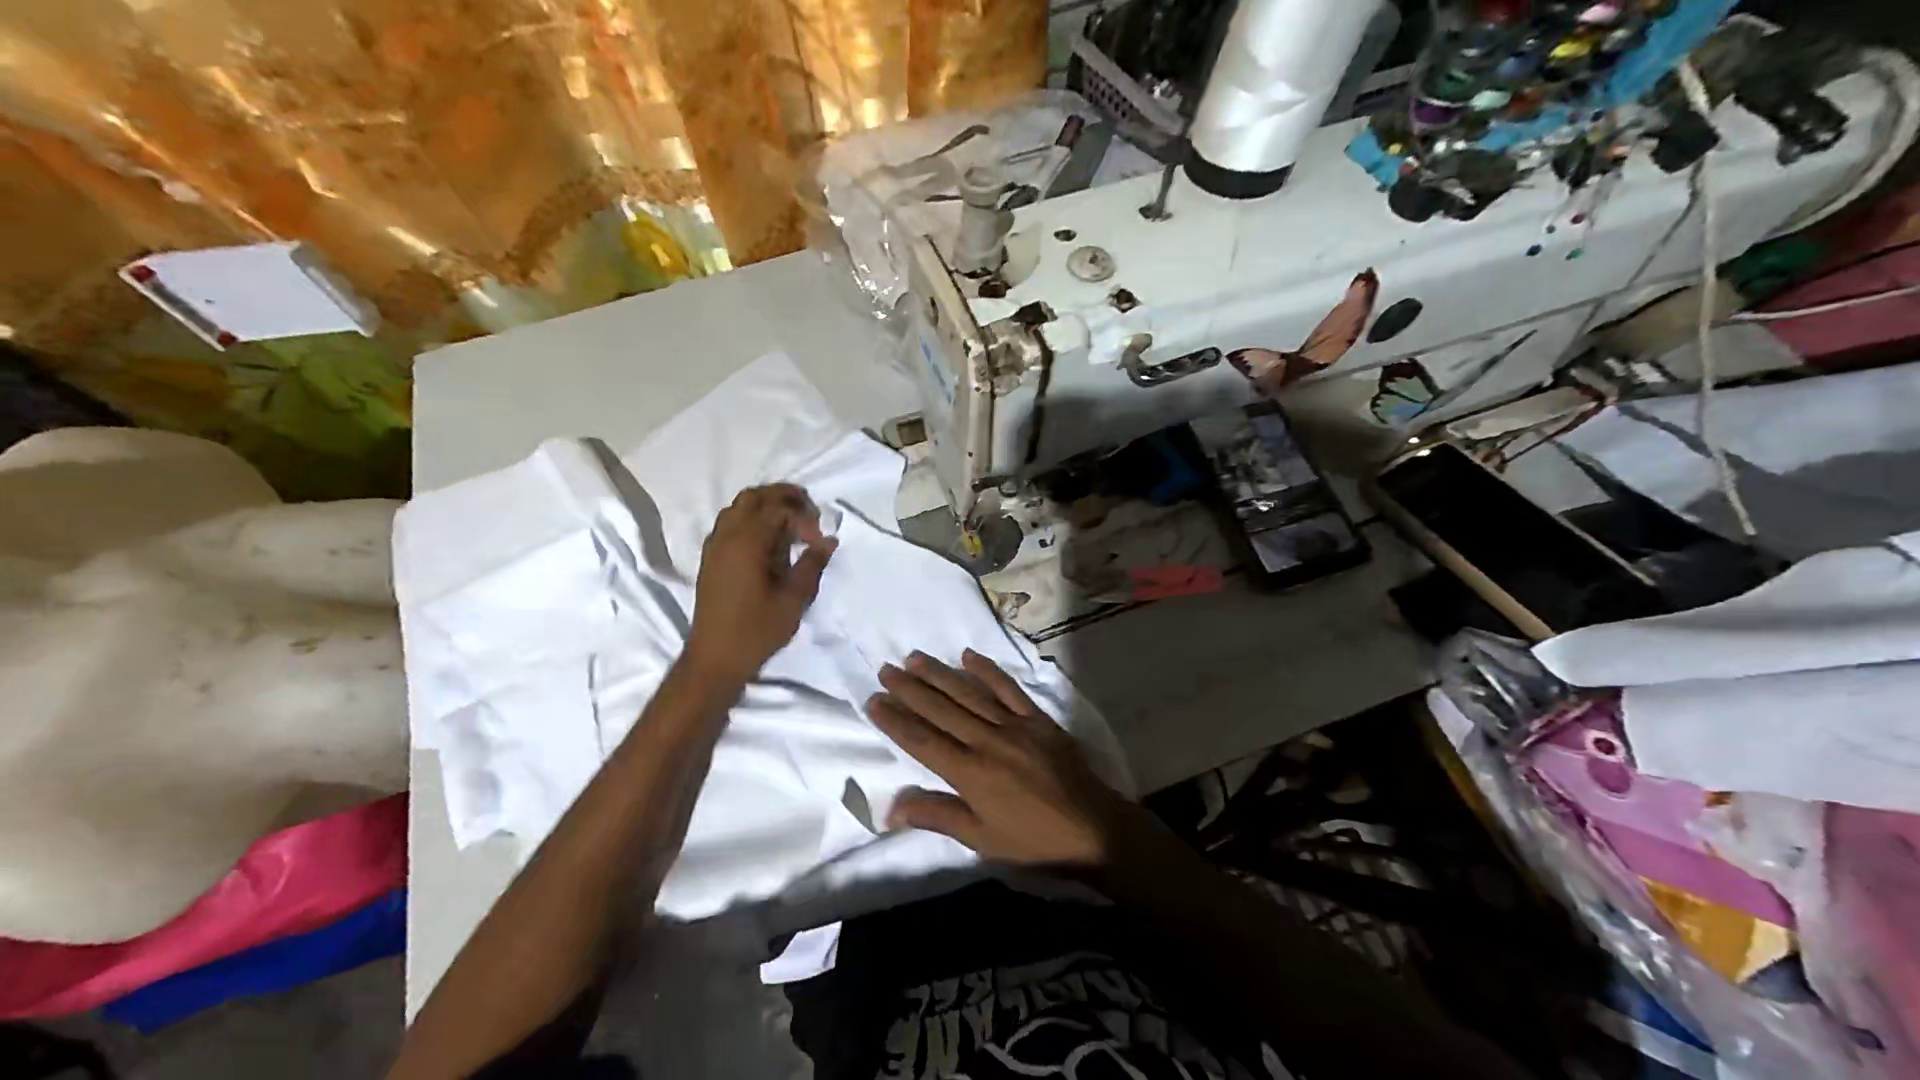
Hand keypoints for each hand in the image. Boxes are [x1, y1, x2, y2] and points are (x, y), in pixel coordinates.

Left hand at [683, 484, 834, 685]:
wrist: (714, 658)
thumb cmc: (756, 630)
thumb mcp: (793, 599)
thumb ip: (811, 565)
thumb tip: (827, 541)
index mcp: (746, 542)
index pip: (778, 510)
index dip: (804, 519)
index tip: (819, 542)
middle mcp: (726, 536)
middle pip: (754, 497)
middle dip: (784, 497)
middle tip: (810, 513)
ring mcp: (714, 546)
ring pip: (739, 507)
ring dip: (766, 507)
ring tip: (792, 525)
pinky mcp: (711, 559)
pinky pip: (730, 523)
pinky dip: (752, 521)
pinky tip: (769, 542)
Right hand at [866, 650, 1148, 866]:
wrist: (1094, 830)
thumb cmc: (1034, 843)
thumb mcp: (982, 840)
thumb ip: (938, 816)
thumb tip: (891, 808)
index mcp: (970, 773)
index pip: (922, 740)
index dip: (895, 720)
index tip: (874, 700)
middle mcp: (987, 741)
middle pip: (940, 709)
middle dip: (910, 689)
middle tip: (885, 669)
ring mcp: (1014, 725)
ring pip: (968, 693)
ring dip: (939, 674)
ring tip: (914, 658)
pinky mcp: (1037, 718)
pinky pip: (1008, 688)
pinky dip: (987, 670)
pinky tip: (968, 655)